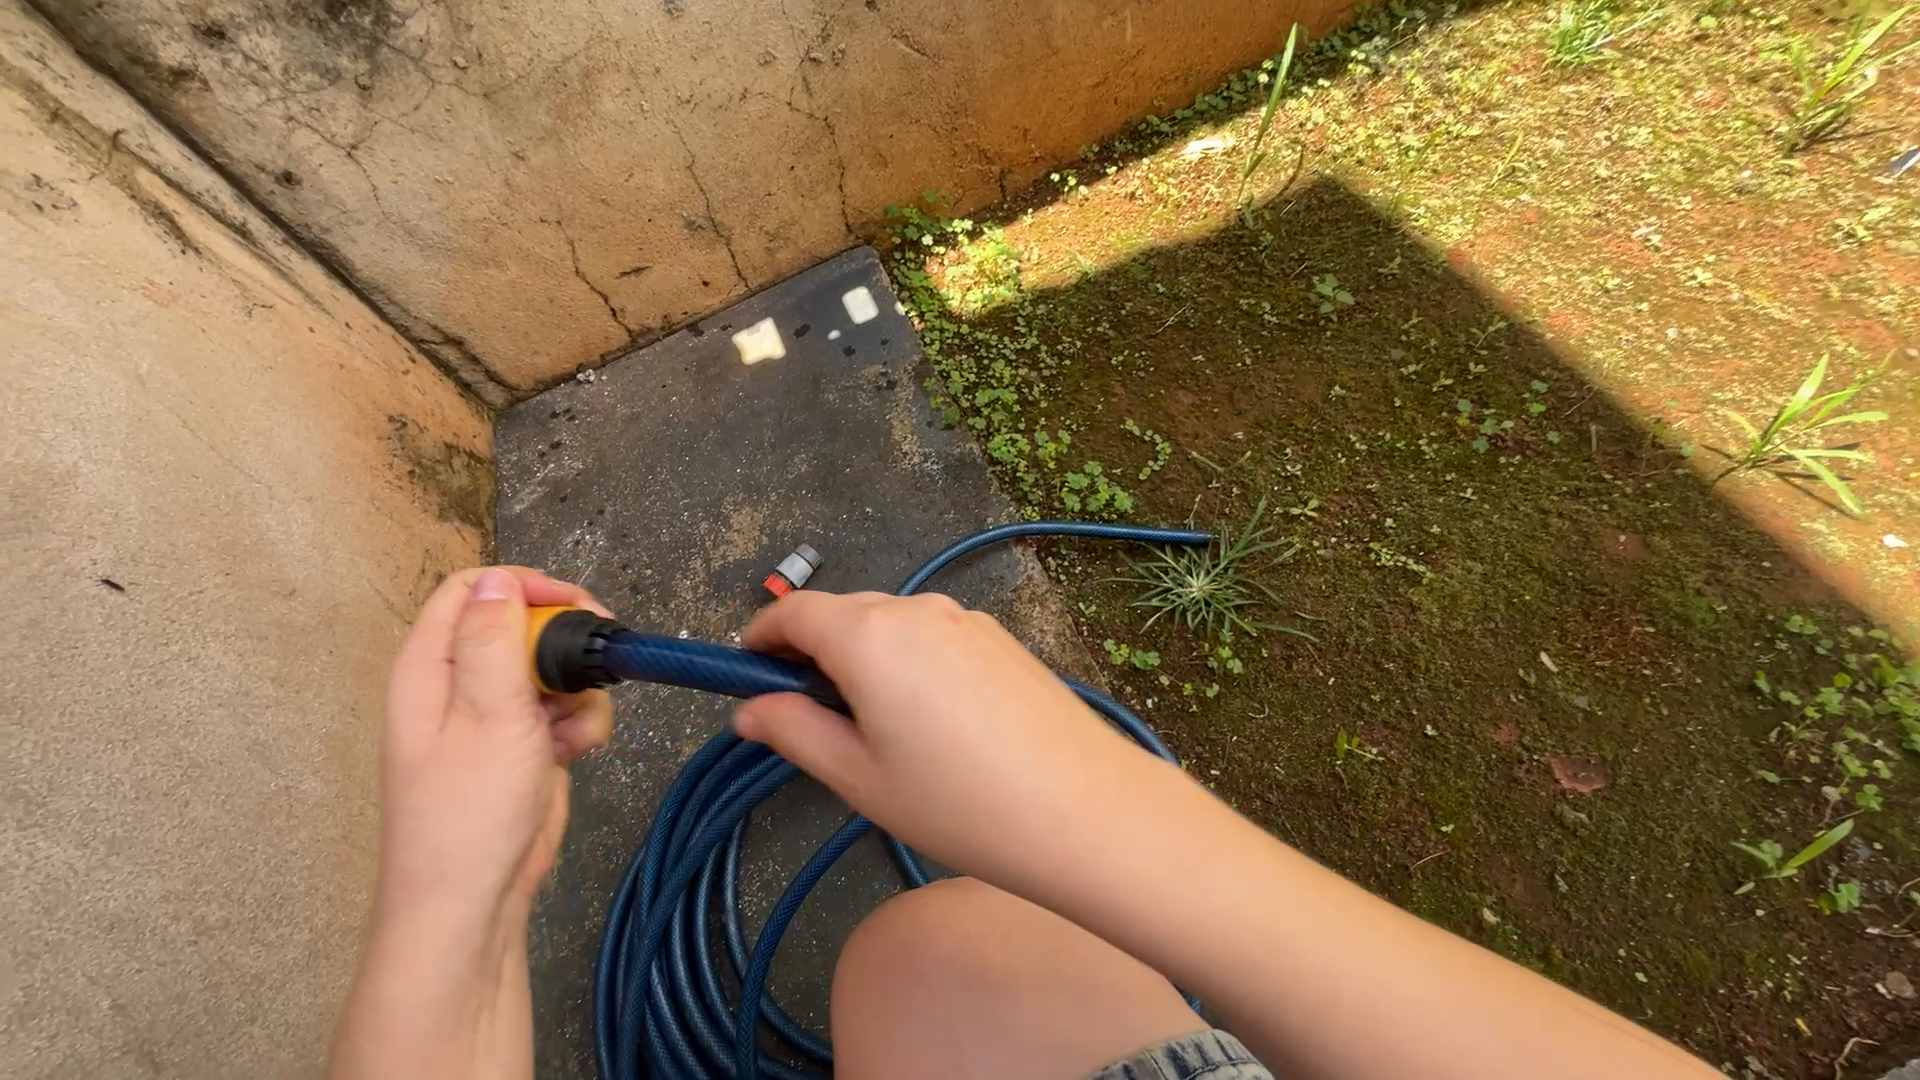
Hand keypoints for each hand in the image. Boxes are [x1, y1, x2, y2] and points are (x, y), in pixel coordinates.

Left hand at [378, 566, 613, 923]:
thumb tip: (495, 579)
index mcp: (431, 669)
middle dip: (563, 642)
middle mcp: (460, 685)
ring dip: (579, 690)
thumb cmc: (471, 809)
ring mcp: (494, 716)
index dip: (522, 586)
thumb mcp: (486, 716)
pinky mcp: (526, 743)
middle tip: (595, 660)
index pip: (470, 592)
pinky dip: (581, 723)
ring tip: (576, 727)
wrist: (476, 901)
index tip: (574, 605)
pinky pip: (564, 708)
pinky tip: (576, 751)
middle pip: (521, 626)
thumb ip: (494, 641)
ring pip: (552, 668)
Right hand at [733, 591, 1162, 885]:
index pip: (794, 612)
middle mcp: (916, 608)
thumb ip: (792, 731)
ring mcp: (966, 617)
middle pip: (844, 612)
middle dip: (811, 649)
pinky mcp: (1000, 636)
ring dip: (862, 653)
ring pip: (891, 622)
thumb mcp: (858, 776)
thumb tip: (748, 710)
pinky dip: (906, 656)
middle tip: (803, 709)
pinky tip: (928, 714)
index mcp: (869, 634)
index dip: (760, 637)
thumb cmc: (955, 800)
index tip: (747, 671)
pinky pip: (933, 633)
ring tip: (869, 720)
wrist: (1083, 807)